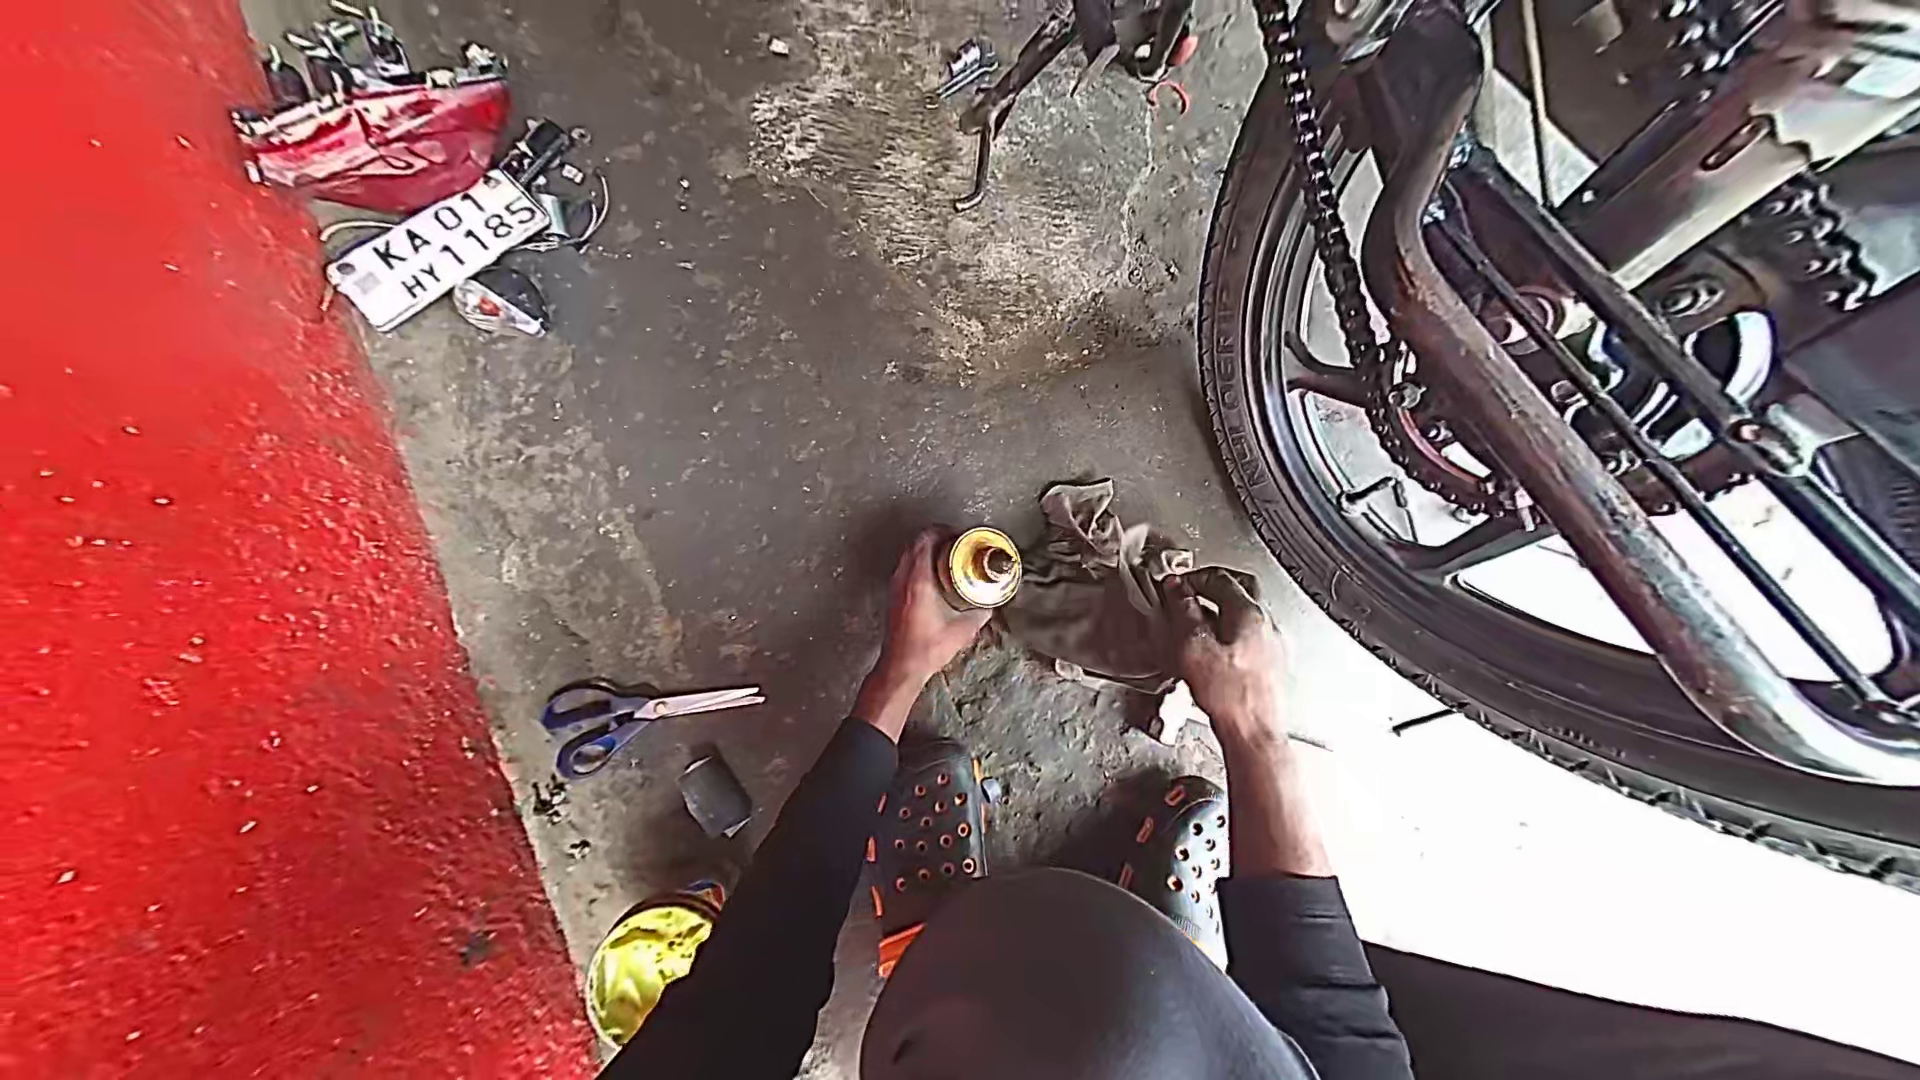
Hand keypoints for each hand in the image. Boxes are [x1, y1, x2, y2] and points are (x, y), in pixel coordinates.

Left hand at [855, 529, 992, 739]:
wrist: (901, 665)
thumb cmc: (926, 648)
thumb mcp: (962, 630)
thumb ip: (980, 614)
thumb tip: (991, 604)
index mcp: (918, 581)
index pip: (925, 540)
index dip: (942, 531)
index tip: (957, 534)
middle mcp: (903, 579)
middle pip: (916, 543)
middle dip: (936, 537)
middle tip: (955, 542)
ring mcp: (895, 587)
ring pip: (908, 554)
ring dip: (926, 549)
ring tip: (947, 555)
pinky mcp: (893, 596)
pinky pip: (905, 567)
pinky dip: (919, 562)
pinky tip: (934, 574)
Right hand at [1163, 568, 1285, 740]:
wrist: (1254, 733)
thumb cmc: (1229, 695)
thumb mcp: (1193, 646)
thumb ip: (1184, 611)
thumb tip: (1176, 588)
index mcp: (1248, 613)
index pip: (1219, 579)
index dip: (1192, 578)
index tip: (1174, 585)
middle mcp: (1267, 624)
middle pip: (1242, 587)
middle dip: (1214, 585)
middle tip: (1192, 590)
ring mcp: (1274, 644)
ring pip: (1248, 611)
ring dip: (1223, 608)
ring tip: (1200, 619)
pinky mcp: (1274, 664)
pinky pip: (1252, 634)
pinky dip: (1232, 630)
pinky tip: (1217, 646)